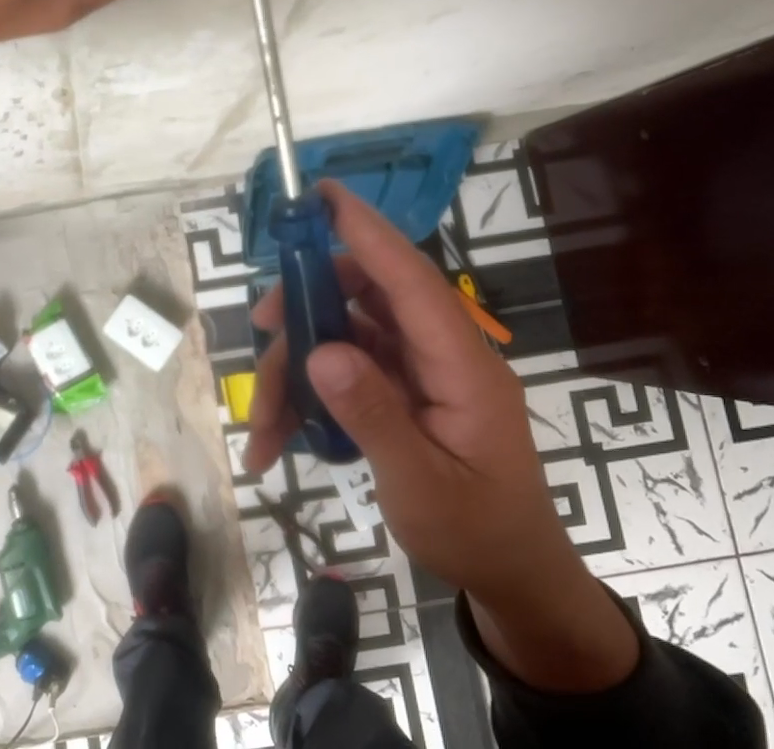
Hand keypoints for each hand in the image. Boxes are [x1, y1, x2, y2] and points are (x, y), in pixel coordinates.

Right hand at [249, 180, 638, 691]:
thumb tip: (322, 351)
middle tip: (260, 331)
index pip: (411, 280)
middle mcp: (439, 355)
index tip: (322, 195)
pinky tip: (279, 438)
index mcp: (462, 367)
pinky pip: (343, 372)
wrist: (512, 578)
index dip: (366, 232)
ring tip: (262, 430)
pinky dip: (306, 397)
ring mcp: (417, 373)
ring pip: (341, 337)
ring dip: (293, 371)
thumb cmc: (478, 534)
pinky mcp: (401, 392)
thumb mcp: (422, 485)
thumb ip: (373, 416)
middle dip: (304, 311)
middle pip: (362, 299)